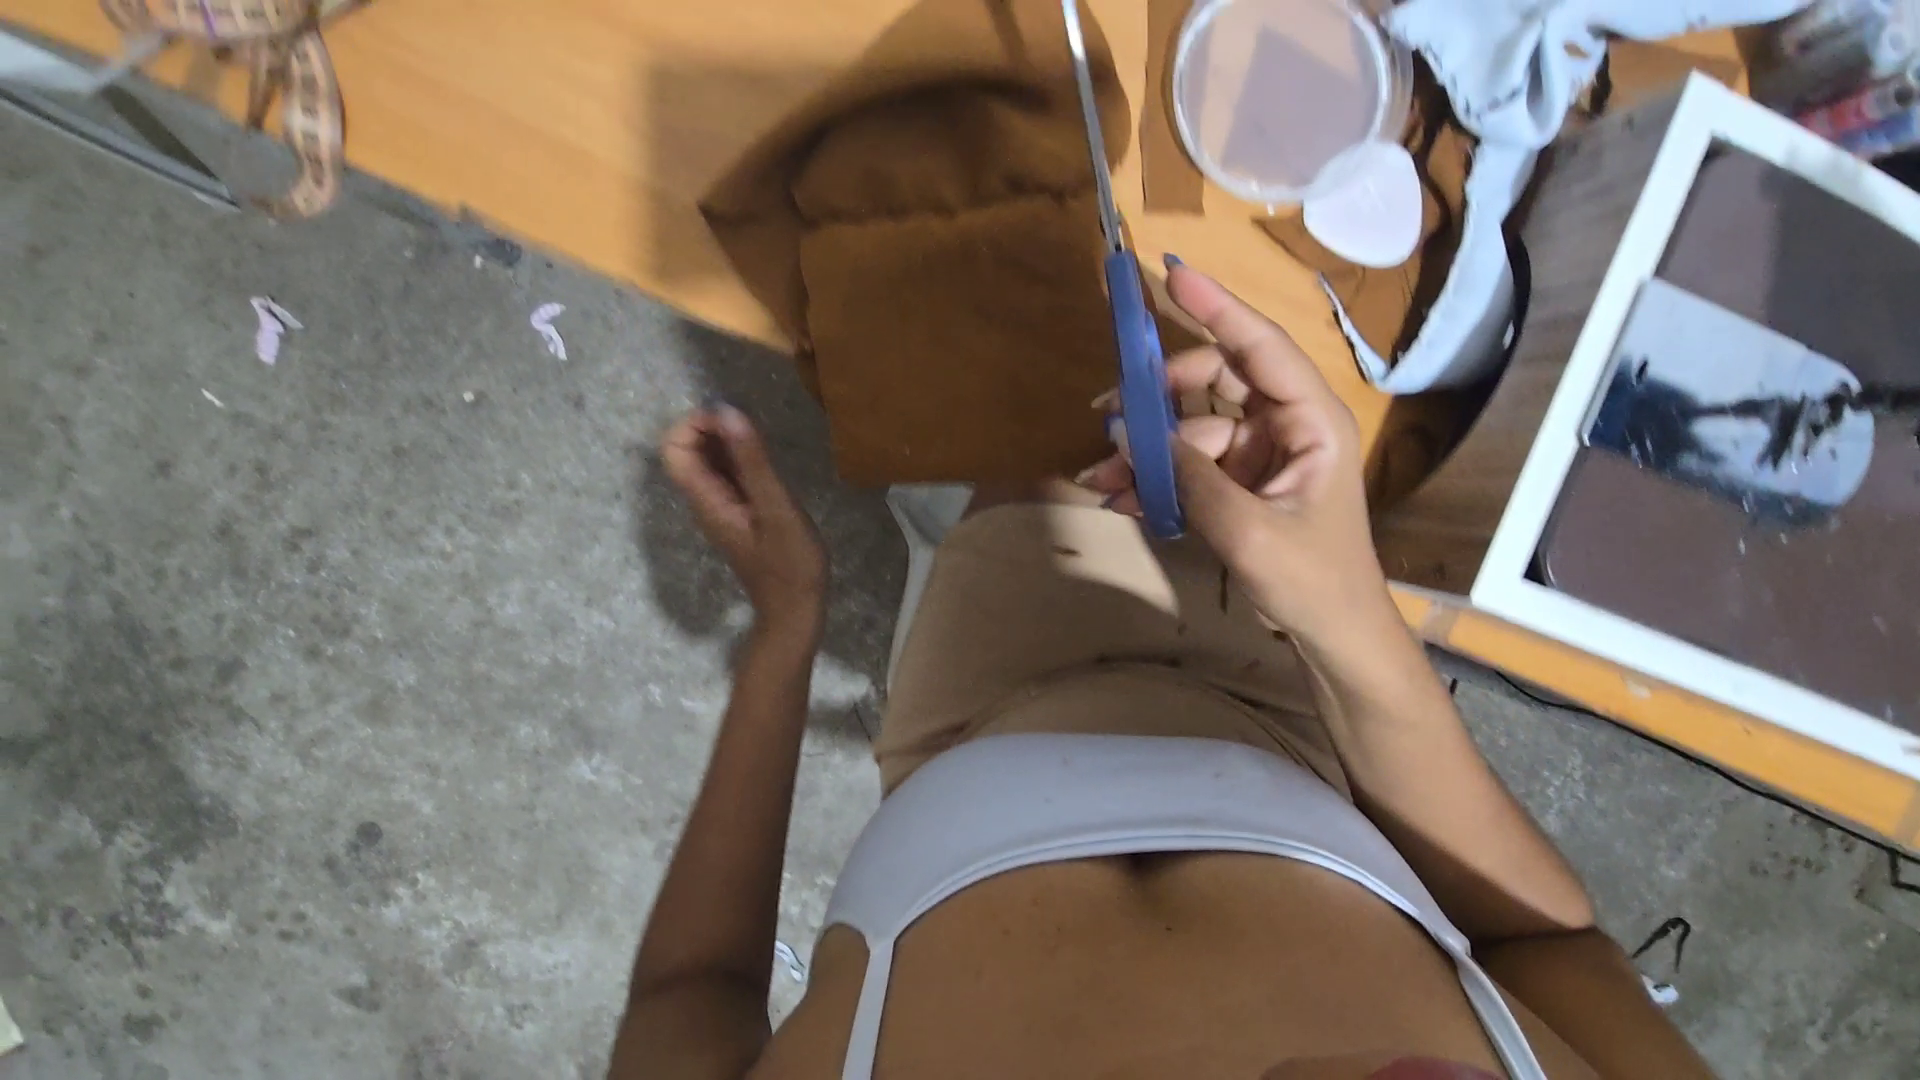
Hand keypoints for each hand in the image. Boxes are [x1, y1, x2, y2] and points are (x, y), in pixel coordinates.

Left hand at [661, 405, 827, 639]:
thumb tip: (727, 412)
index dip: (694, 424)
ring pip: (709, 462)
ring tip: (763, 439)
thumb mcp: (776, 508)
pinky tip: (766, 459)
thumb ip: (753, 461)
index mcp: (707, 501)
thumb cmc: (789, 563)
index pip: (675, 450)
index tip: (731, 417)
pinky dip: (741, 458)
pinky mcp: (738, 513)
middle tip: (752, 425)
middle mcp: (706, 502)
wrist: (794, 609)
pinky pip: (728, 476)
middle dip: (712, 428)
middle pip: (689, 452)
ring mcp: (721, 508)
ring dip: (728, 441)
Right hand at [1079, 263, 1392, 642]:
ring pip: (1190, 428)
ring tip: (1102, 479)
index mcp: (1311, 420)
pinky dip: (1155, 479)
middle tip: (1111, 416)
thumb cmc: (1311, 579)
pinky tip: (1123, 499)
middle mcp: (1285, 423)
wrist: (1331, 632)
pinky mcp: (1238, 481)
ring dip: (1145, 452)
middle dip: (1159, 396)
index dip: (1216, 309)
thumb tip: (1129, 433)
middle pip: (1214, 381)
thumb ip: (1189, 478)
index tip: (1171, 275)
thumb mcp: (1246, 530)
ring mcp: (1259, 453)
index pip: (1260, 347)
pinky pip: (1187, 465)